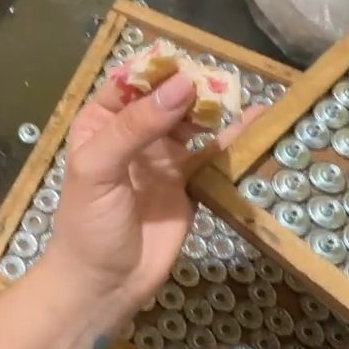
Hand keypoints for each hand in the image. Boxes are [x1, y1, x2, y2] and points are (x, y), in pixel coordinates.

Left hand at [37, 75, 263, 334]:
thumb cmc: (89, 222)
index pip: (130, 83)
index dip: (157, 71)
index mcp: (101, 123)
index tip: (188, 64)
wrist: (104, 283)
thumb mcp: (98, 168)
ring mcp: (163, 157)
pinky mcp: (188, 182)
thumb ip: (136, 127)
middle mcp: (133, 134)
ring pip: (192, 121)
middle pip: (166, 98)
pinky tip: (259, 119)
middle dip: (191, 87)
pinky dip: (235, 138)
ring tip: (238, 96)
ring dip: (213, 107)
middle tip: (221, 81)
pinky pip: (214, 154)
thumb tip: (183, 85)